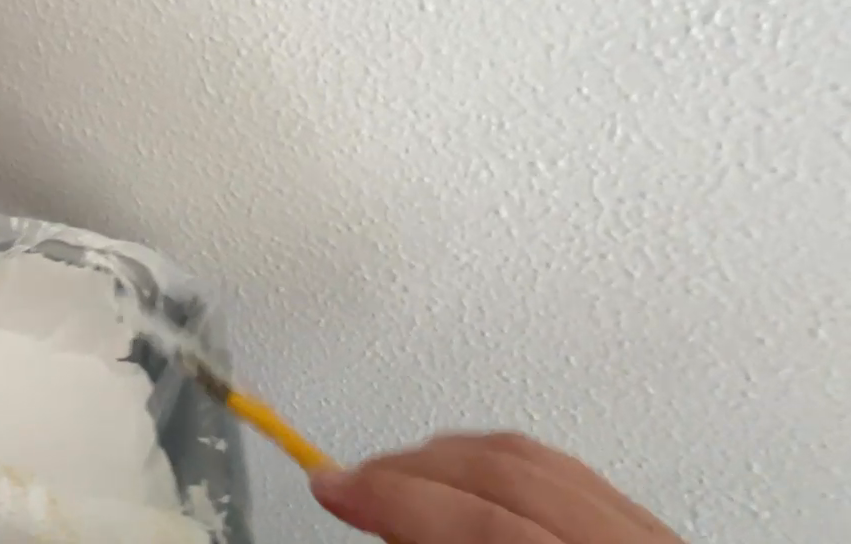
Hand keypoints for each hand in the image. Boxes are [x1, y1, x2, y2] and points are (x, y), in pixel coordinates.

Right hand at [309, 433, 680, 542]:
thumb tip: (379, 524)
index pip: (485, 528)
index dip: (392, 497)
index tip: (329, 487)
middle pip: (503, 478)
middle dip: (405, 470)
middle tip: (348, 484)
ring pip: (530, 458)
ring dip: (442, 457)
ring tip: (394, 478)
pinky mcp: (665, 538)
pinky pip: (563, 468)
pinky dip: (492, 461)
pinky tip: (457, 476)